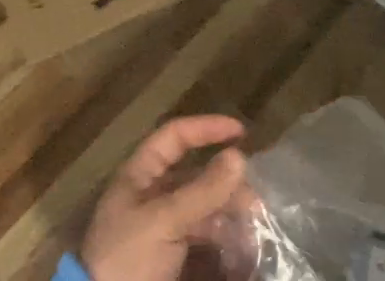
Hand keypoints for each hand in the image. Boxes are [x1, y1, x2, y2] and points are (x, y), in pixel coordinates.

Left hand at [81, 115, 249, 280]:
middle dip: (226, 182)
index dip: (205, 129)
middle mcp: (152, 194)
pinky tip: (243, 246)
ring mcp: (162, 225)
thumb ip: (201, 191)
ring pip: (203, 208)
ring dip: (228, 212)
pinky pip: (203, 237)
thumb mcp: (164, 220)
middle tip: (256, 200)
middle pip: (194, 175)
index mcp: (139, 175)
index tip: (241, 132)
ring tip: (254, 225)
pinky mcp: (172, 254)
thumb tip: (239, 157)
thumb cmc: (128, 255)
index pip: (174, 137)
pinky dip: (223, 238)